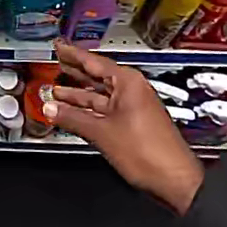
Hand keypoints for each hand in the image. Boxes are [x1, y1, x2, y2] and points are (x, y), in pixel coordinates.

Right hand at [43, 42, 204, 214]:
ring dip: (78, 94)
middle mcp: (131, 89)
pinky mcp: (132, 122)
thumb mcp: (102, 132)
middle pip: (96, 75)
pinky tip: (73, 112)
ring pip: (99, 94)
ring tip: (57, 90)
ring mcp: (132, 106)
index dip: (73, 54)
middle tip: (57, 61)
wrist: (174, 180)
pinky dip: (88, 109)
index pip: (93, 61)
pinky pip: (105, 108)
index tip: (60, 46)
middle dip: (75, 71)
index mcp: (128, 82)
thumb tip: (52, 109)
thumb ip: (73, 118)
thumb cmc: (149, 152)